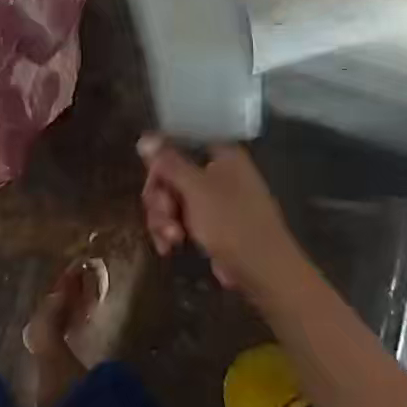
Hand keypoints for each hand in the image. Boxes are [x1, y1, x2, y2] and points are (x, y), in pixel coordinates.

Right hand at [135, 134, 298, 291]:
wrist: (261, 268)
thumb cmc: (231, 221)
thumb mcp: (195, 188)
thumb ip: (168, 163)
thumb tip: (145, 138)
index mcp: (221, 155)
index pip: (178, 147)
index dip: (159, 166)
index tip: (151, 185)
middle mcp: (219, 173)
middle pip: (172, 177)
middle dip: (160, 200)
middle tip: (163, 216)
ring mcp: (215, 200)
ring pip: (173, 201)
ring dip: (164, 220)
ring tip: (170, 239)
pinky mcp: (212, 225)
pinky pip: (182, 220)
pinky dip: (172, 232)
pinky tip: (169, 248)